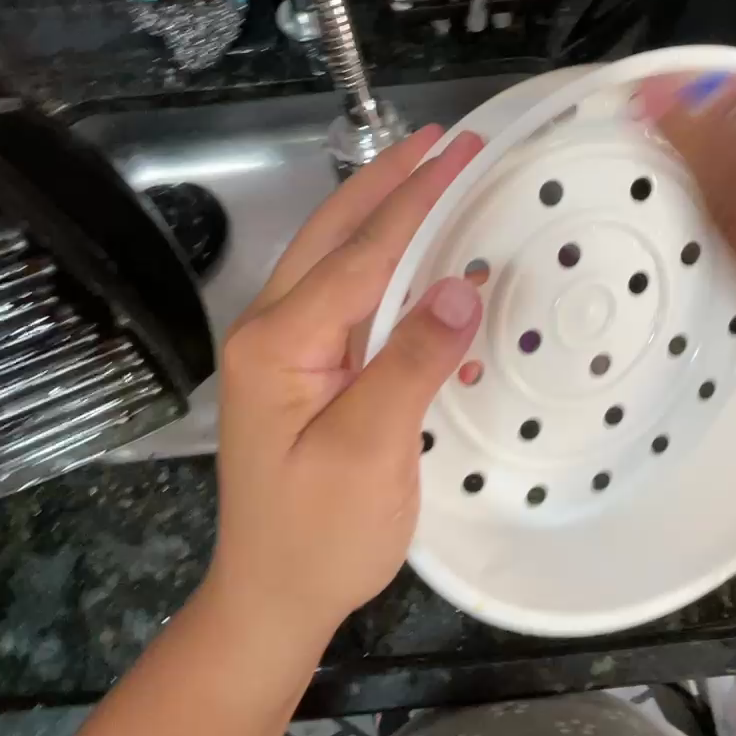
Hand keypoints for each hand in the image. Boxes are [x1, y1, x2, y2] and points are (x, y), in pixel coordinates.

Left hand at [205, 125, 484, 636]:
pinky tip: (413, 250)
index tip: (456, 152)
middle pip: (333, 235)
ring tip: (426, 172)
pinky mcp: (303, 366)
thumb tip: (463, 285)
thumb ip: (411, 363)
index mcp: (279, 340)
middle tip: (437, 140)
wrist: (273, 596)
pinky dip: (383, 261)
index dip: (414, 201)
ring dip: (381, 211)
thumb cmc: (317, 534)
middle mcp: (272, 327)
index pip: (360, 254)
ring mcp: (284, 346)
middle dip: (387, 182)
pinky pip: (346, 296)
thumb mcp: (368, 452)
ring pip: (335, 257)